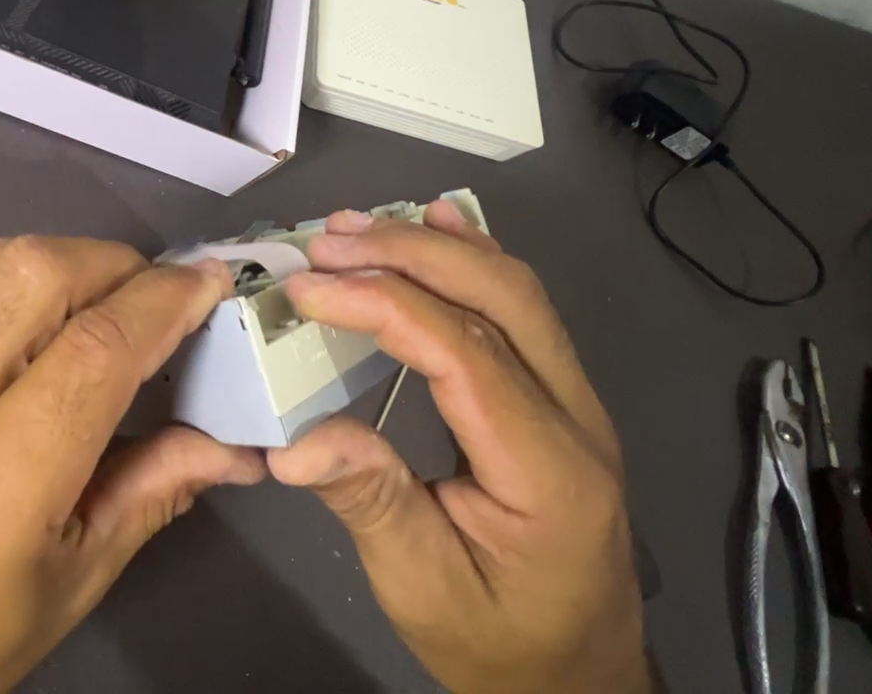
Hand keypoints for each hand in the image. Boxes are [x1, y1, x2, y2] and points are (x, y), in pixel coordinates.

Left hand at [0, 237, 264, 693]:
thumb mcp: (74, 580)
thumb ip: (154, 490)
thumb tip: (234, 441)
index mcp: (1, 483)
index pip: (96, 351)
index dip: (165, 302)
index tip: (210, 281)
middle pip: (37, 277)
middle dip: (115, 263)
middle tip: (155, 290)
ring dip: (61, 257)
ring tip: (99, 290)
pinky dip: (5, 269)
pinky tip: (31, 299)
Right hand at [271, 202, 649, 693]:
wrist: (578, 676)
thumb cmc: (499, 640)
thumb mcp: (423, 588)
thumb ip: (368, 503)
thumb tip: (292, 443)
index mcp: (545, 469)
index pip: (463, 352)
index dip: (381, 305)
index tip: (305, 287)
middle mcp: (575, 416)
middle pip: (499, 298)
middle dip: (406, 254)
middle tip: (324, 243)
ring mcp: (574, 399)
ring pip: (514, 289)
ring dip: (432, 245)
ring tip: (355, 228)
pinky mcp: (557, 395)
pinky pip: (520, 307)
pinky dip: (472, 255)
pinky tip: (439, 223)